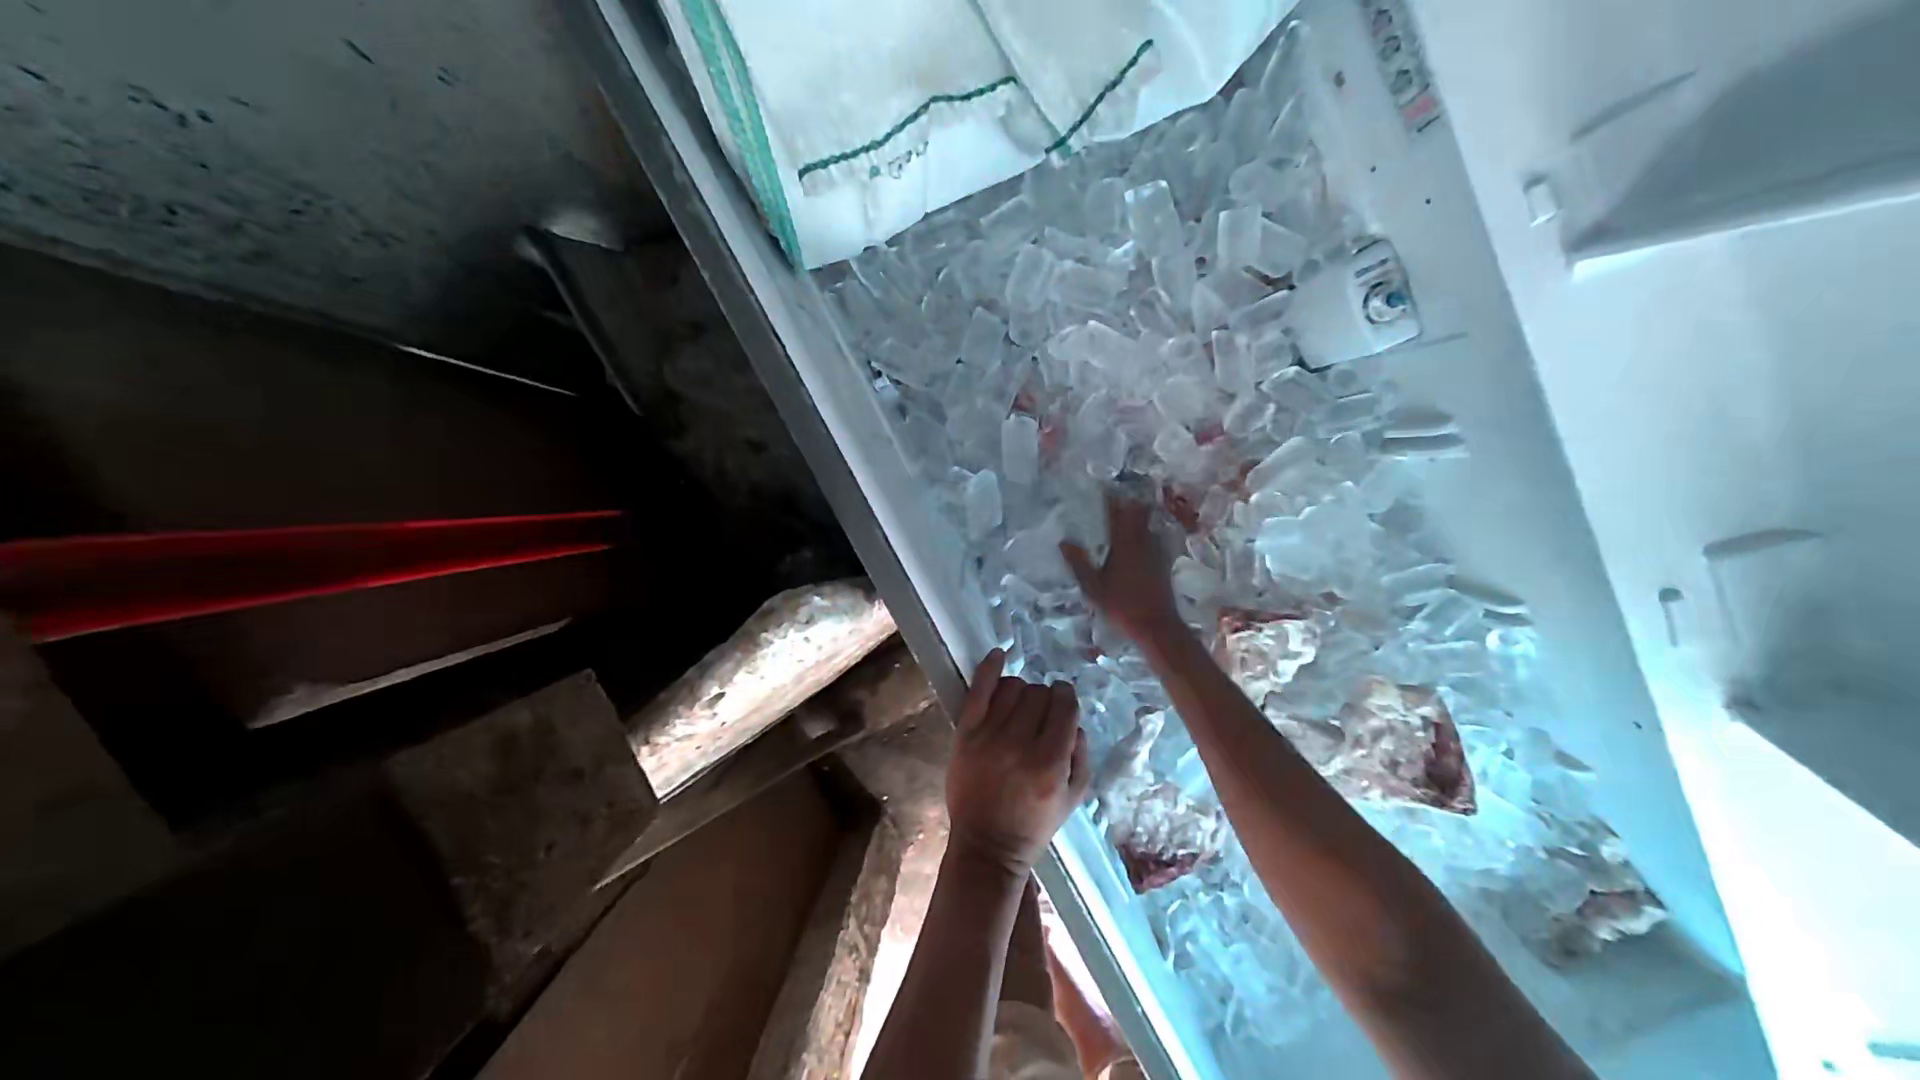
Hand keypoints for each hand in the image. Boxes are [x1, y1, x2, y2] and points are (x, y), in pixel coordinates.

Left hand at [945, 649, 1090, 875]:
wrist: (987, 844)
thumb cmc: (1035, 823)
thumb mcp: (1074, 798)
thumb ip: (1081, 754)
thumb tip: (1074, 719)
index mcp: (1050, 762)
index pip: (1064, 706)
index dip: (1066, 698)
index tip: (1063, 702)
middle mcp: (1020, 744)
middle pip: (1039, 694)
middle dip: (1045, 698)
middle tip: (1040, 715)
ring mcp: (989, 737)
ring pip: (1013, 688)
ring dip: (1022, 690)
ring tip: (1020, 706)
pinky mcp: (965, 734)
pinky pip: (978, 690)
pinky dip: (989, 668)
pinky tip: (998, 656)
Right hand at [1061, 490, 1181, 642]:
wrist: (1157, 625)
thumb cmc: (1122, 606)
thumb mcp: (1093, 588)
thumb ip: (1079, 563)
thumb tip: (1064, 541)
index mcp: (1124, 544)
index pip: (1117, 513)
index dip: (1110, 499)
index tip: (1102, 488)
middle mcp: (1143, 542)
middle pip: (1137, 513)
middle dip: (1127, 503)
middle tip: (1115, 498)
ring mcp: (1156, 551)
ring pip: (1147, 525)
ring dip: (1137, 517)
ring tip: (1124, 516)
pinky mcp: (1163, 562)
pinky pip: (1153, 539)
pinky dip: (1144, 534)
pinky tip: (1138, 542)